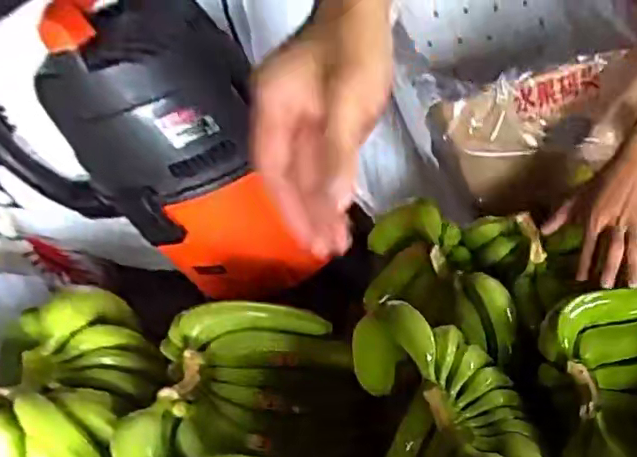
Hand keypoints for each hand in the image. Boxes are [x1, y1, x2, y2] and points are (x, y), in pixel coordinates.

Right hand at [250, 6, 393, 257]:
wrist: (364, 17)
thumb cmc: (353, 54)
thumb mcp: (348, 107)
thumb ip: (337, 156)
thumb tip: (332, 203)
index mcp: (273, 110)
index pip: (273, 171)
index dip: (288, 209)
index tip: (308, 241)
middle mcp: (280, 117)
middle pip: (287, 178)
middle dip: (306, 216)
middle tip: (328, 252)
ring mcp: (300, 120)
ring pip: (305, 175)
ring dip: (320, 209)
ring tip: (337, 244)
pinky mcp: (322, 124)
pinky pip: (320, 165)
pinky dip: (330, 191)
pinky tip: (341, 212)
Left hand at [542, 144, 636, 288]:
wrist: (636, 166)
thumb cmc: (604, 181)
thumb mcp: (580, 194)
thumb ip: (561, 215)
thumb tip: (542, 231)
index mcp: (596, 215)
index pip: (589, 243)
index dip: (585, 260)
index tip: (580, 279)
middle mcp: (614, 223)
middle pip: (613, 248)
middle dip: (611, 266)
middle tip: (607, 286)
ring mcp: (632, 227)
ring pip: (632, 251)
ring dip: (632, 270)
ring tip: (632, 288)